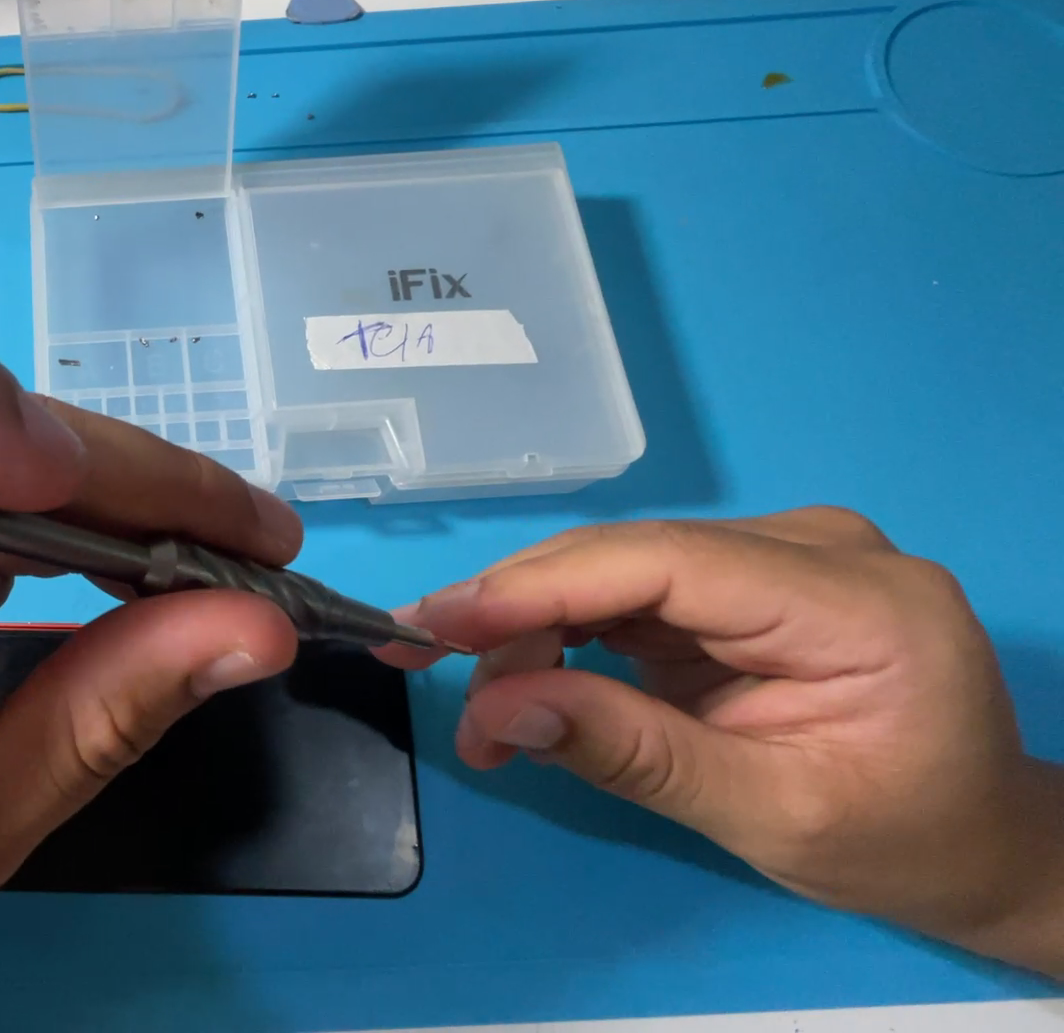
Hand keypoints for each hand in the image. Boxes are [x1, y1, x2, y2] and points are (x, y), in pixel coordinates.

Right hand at [380, 509, 1063, 974]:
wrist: (971, 838)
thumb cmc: (900, 840)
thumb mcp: (768, 815)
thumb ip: (628, 753)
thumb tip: (494, 712)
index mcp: (852, 600)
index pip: (658, 562)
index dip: (534, 587)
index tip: (434, 624)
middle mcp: (800, 549)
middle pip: (609, 558)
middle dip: (504, 615)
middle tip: (418, 666)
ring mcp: (756, 557)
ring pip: (591, 572)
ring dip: (517, 633)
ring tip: (481, 717)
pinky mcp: (718, 580)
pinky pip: (603, 593)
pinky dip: (546, 637)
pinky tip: (515, 684)